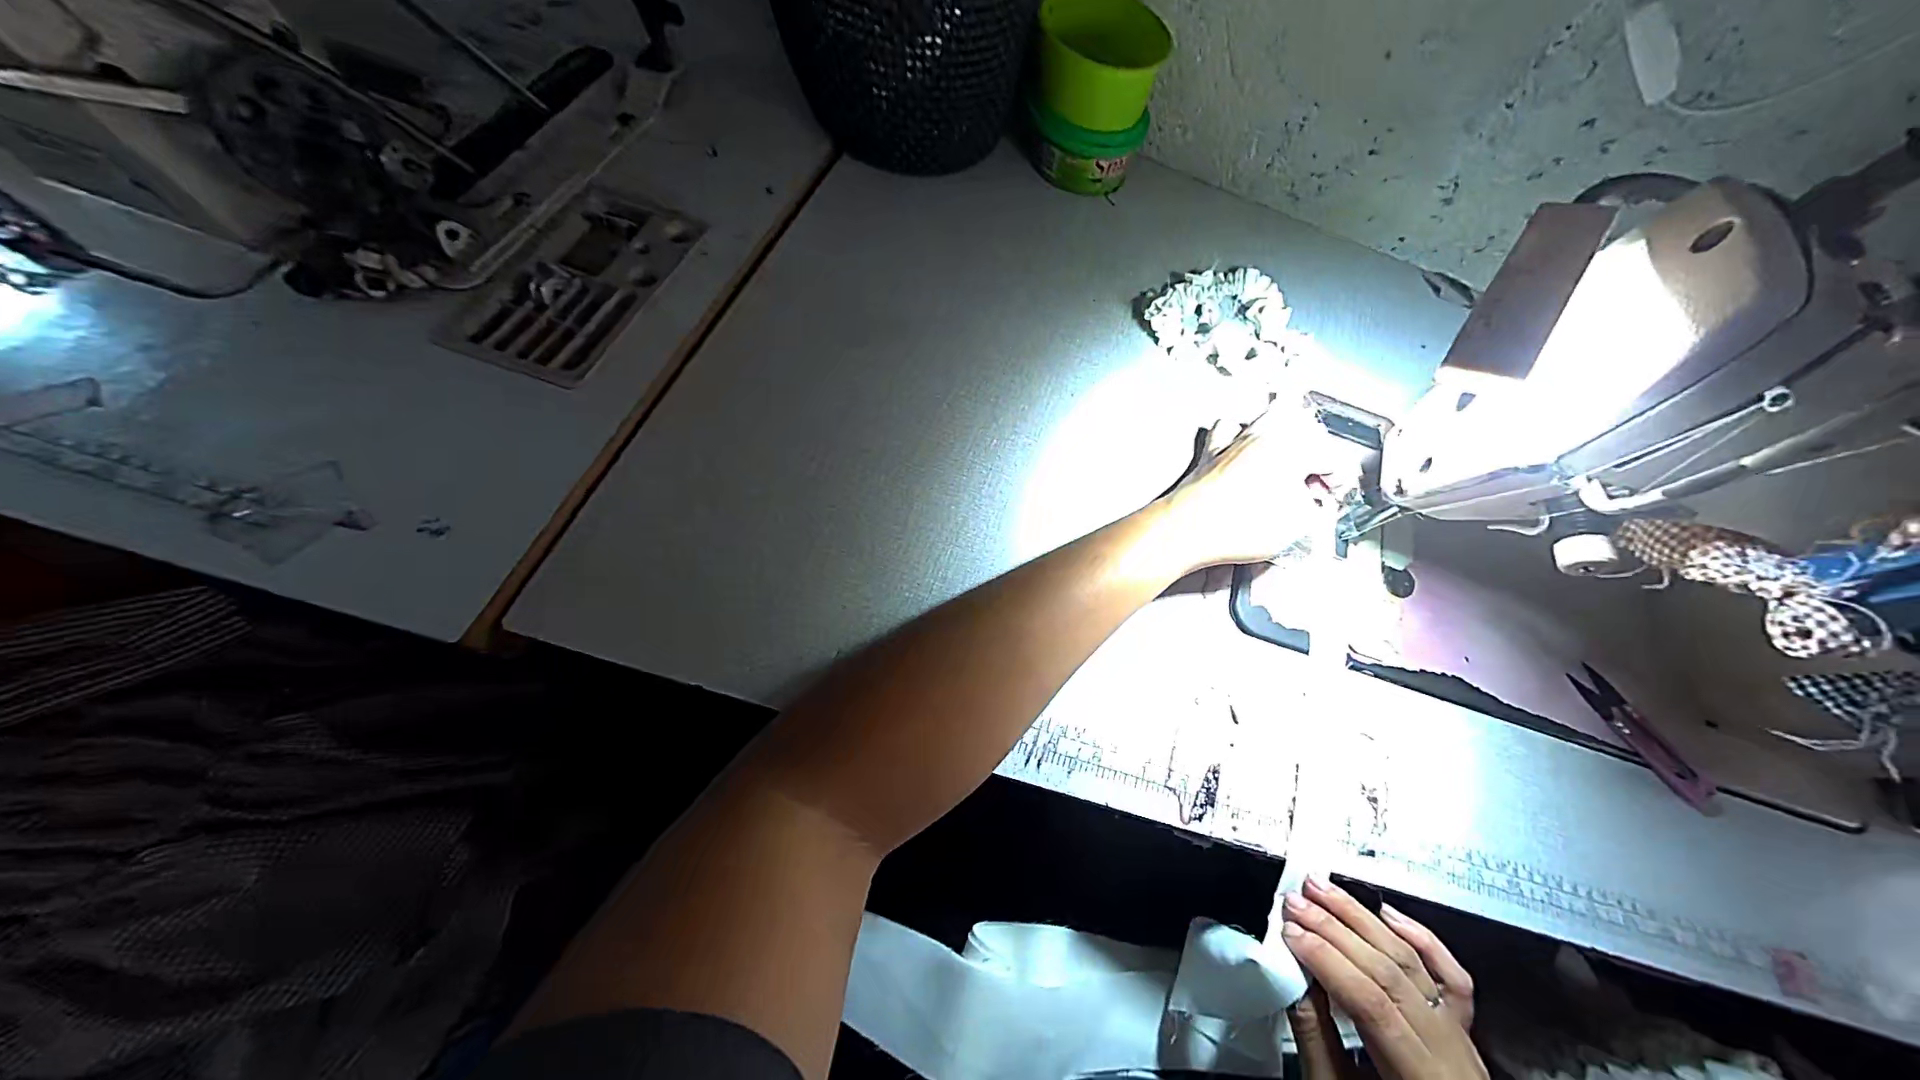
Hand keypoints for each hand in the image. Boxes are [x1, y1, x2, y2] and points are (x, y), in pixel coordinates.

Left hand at [1151, 400, 1355, 572]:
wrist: (1186, 530)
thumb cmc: (1236, 526)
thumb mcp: (1297, 526)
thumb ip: (1317, 510)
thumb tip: (1317, 506)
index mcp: (1293, 449)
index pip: (1333, 458)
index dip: (1340, 481)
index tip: (1336, 495)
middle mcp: (1263, 438)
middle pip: (1304, 432)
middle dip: (1315, 455)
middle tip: (1316, 483)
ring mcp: (1234, 443)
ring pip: (1266, 420)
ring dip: (1283, 435)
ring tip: (1289, 458)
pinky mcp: (1210, 455)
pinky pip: (1228, 431)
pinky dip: (1239, 434)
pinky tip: (1242, 446)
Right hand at [1281, 877, 1486, 1079]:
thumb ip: (1317, 1040)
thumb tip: (1291, 978)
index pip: (1373, 1004)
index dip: (1327, 961)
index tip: (1289, 932)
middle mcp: (1453, 1058)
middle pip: (1392, 974)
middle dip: (1337, 930)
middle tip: (1297, 901)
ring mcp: (1463, 1042)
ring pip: (1415, 964)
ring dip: (1364, 920)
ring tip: (1325, 891)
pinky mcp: (1463, 1032)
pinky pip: (1452, 978)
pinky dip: (1422, 940)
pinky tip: (1390, 915)